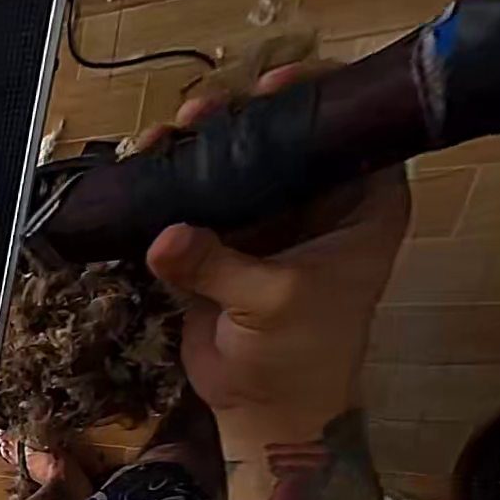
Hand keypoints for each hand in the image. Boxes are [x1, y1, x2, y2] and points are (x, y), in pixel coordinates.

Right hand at [141, 64, 409, 435]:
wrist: (265, 410)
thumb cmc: (297, 355)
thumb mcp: (271, 302)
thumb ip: (218, 265)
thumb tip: (159, 238)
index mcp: (356, 206)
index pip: (341, 131)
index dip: (310, 98)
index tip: (267, 89)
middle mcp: (311, 210)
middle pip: (274, 146)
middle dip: (234, 127)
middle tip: (196, 117)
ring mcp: (262, 233)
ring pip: (228, 180)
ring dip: (194, 162)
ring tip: (159, 144)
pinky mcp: (219, 259)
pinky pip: (193, 220)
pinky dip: (168, 205)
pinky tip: (143, 182)